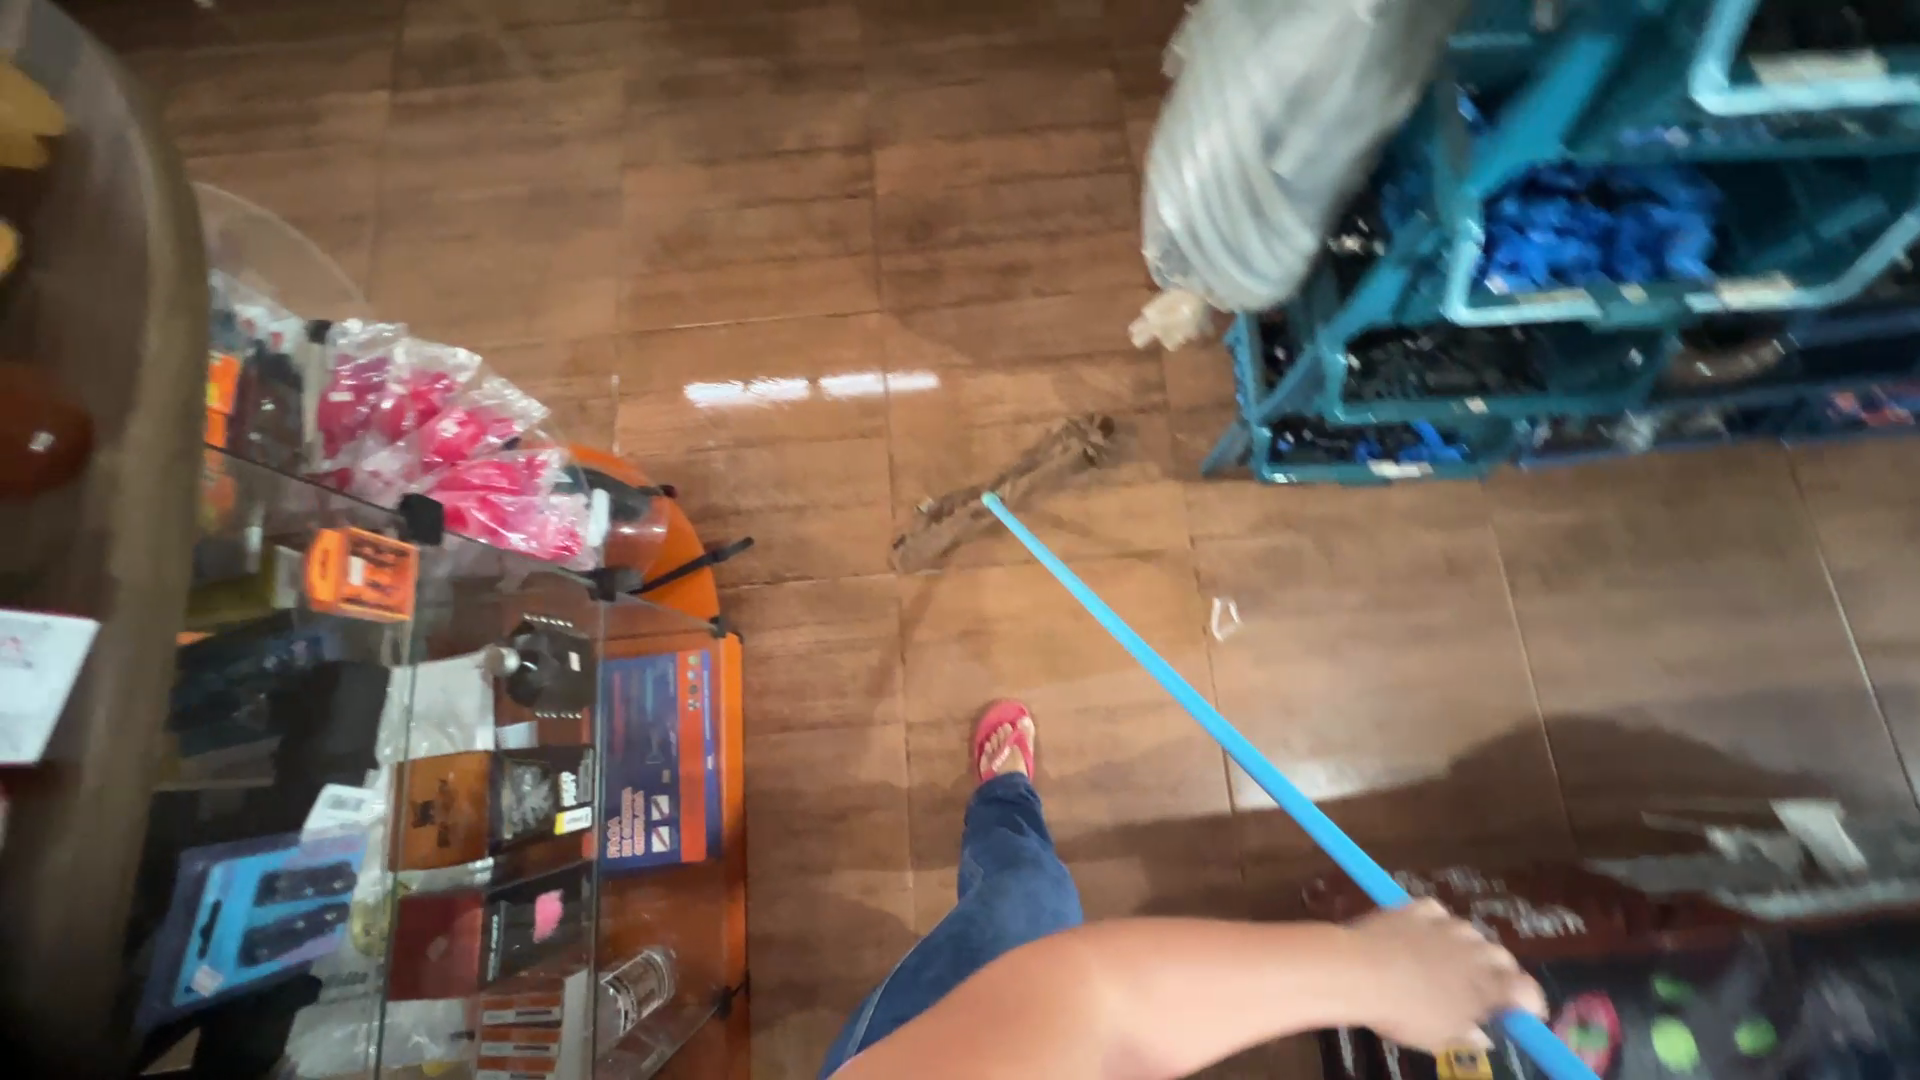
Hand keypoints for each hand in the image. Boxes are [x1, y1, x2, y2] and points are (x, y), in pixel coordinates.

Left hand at [1344, 898, 1546, 1053]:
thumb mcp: (1439, 1037)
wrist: (1359, 971)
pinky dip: (1436, 920)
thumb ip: (1465, 1034)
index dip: (1529, 1001)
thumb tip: (1480, 1036)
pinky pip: (1435, 909)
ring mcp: (1442, 926)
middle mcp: (1472, 952)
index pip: (1527, 990)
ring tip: (1451, 958)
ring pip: (1469, 930)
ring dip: (1467, 945)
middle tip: (1484, 986)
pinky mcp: (1414, 908)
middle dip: (1499, 971)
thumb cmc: (1402, 1013)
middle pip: (1500, 956)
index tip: (1522, 1010)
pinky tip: (1425, 929)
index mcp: (1487, 988)